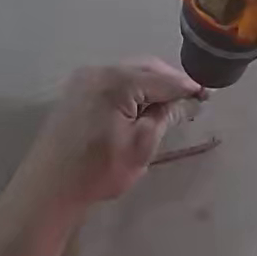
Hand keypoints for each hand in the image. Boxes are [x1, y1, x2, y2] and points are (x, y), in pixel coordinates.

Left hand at [14, 58, 205, 207]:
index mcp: (118, 82)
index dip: (189, 87)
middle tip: (192, 98)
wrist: (48, 187)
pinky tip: (143, 104)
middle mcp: (100, 71)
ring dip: (153, 83)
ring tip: (171, 103)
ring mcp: (85, 79)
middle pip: (147, 68)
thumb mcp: (141, 146)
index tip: (208, 96)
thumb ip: (164, 117)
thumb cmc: (98, 170)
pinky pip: (115, 80)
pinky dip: (134, 88)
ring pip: (130, 72)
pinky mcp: (77, 91)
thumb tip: (182, 102)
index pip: (164, 79)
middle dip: (171, 81)